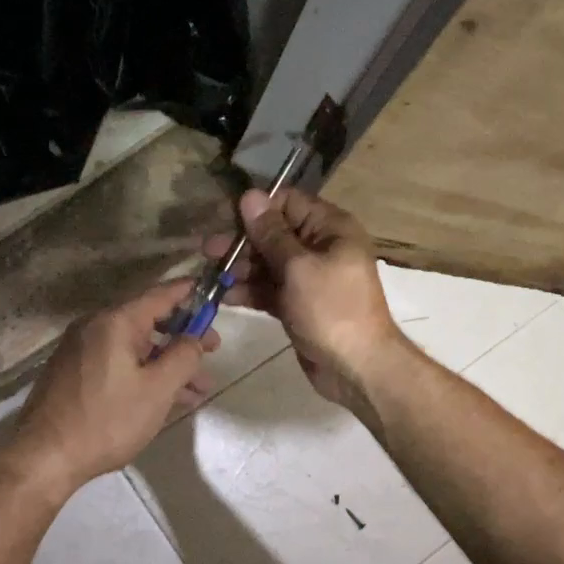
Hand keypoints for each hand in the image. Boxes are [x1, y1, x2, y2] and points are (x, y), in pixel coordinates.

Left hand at [0, 280, 218, 495]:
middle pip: (146, 321)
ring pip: (133, 348)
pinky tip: (163, 399)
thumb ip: (183, 356)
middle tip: (212, 352)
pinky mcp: (73, 374)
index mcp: (114, 322)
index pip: (159, 295)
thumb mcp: (157, 390)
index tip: (214, 296)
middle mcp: (93, 327)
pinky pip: (116, 363)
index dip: (190, 294)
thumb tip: (194, 338)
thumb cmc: (107, 421)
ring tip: (197, 390)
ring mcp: (79, 351)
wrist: (44, 457)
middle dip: (182, 337)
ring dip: (165, 363)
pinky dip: (142, 374)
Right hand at [203, 189, 406, 408]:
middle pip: (275, 234)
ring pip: (268, 264)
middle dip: (242, 242)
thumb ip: (271, 233)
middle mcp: (321, 248)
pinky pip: (270, 289)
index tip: (224, 217)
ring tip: (211, 276)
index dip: (256, 208)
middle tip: (207, 250)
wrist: (356, 367)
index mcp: (331, 229)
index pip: (289, 203)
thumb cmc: (332, 309)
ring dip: (241, 268)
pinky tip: (225, 296)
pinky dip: (250, 291)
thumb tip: (250, 196)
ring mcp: (309, 278)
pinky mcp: (298, 304)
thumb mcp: (298, 267)